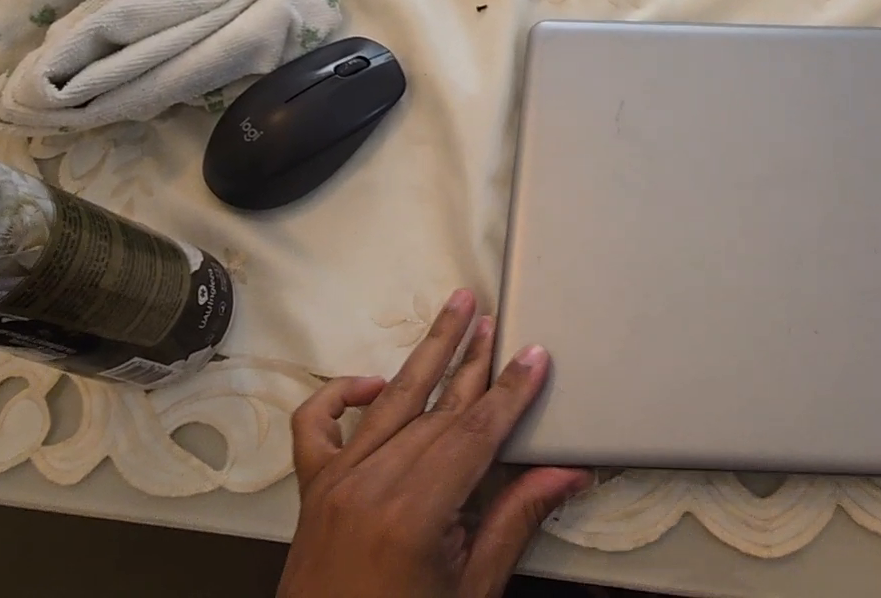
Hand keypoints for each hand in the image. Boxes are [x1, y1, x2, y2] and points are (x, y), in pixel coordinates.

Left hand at [278, 289, 591, 597]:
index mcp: (413, 516)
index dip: (510, 392)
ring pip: (390, 402)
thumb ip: (516, 520)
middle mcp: (369, 487)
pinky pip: (315, 426)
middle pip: (436, 408)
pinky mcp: (311, 490)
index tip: (535, 355)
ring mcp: (335, 484)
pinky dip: (340, 395)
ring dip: (427, 353)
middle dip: (472, 361)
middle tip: (493, 320)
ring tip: (453, 311)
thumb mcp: (473, 589)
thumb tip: (569, 474)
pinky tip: (372, 382)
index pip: (475, 433)